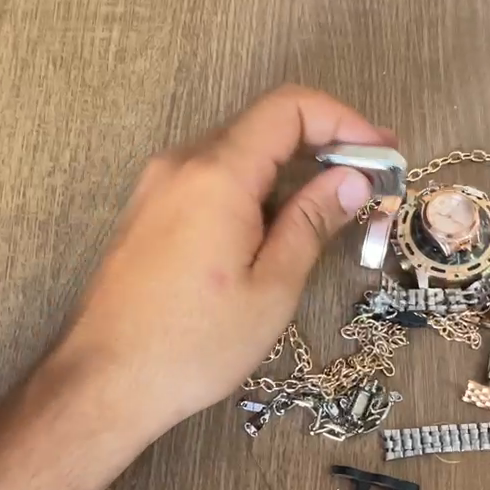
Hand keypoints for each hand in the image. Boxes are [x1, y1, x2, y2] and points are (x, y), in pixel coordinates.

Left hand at [51, 84, 392, 438]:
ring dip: (288, 177)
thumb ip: (312, 222)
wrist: (106, 381)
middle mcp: (181, 164)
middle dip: (323, 150)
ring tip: (326, 221)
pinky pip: (210, 184)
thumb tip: (352, 178)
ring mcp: (158, 188)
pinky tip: (273, 236)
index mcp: (216, 173)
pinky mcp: (148, 215)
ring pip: (237, 158)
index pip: (289, 108)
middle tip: (367, 191)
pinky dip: (253, 195)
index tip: (382, 155)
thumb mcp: (271, 288)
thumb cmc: (195, 345)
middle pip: (263, 129)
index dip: (345, 120)